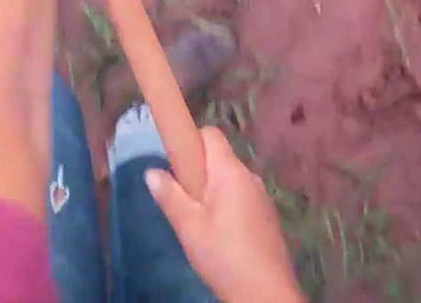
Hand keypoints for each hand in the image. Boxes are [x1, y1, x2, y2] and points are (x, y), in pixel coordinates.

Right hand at [147, 128, 303, 302]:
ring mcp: (262, 198)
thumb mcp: (188, 227)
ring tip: (199, 221)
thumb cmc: (224, 255)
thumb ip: (169, 195)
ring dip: (213, 192)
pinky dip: (229, 207)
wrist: (266, 296)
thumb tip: (151, 171)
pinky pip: (243, 199)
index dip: (191, 140)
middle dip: (199, 171)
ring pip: (231, 181)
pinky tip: (221, 236)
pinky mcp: (268, 219)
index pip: (210, 134)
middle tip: (183, 198)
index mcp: (230, 171)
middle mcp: (249, 176)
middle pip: (219, 158)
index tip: (176, 162)